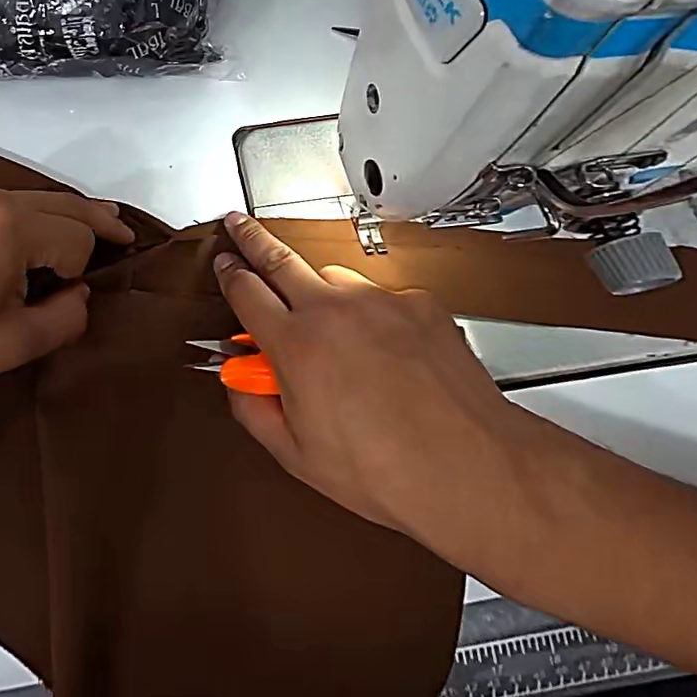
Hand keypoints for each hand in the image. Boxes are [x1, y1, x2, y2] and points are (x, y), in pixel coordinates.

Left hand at [0, 186, 133, 466]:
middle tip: (128, 239)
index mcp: (12, 226)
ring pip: (41, 200)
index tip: (75, 302)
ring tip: (100, 230)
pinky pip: (12, 205)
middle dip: (99, 224)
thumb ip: (64, 318)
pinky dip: (39, 218)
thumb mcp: (8, 346)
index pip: (79, 241)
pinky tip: (45, 235)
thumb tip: (81, 295)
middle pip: (67, 205)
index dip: (84, 274)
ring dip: (70, 217)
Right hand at [213, 212, 545, 566]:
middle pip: (278, 258)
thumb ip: (254, 409)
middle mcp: (334, 311)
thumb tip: (240, 383)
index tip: (225, 264)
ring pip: (334, 279)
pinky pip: (381, 296)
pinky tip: (384, 350)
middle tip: (240, 224)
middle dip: (252, 237)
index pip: (245, 291)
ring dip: (321, 294)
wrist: (471, 467)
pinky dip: (373, 314)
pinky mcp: (418, 302)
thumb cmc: (389, 471)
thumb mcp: (297, 455)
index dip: (229, 273)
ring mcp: (378, 301)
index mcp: (296, 346)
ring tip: (332, 334)